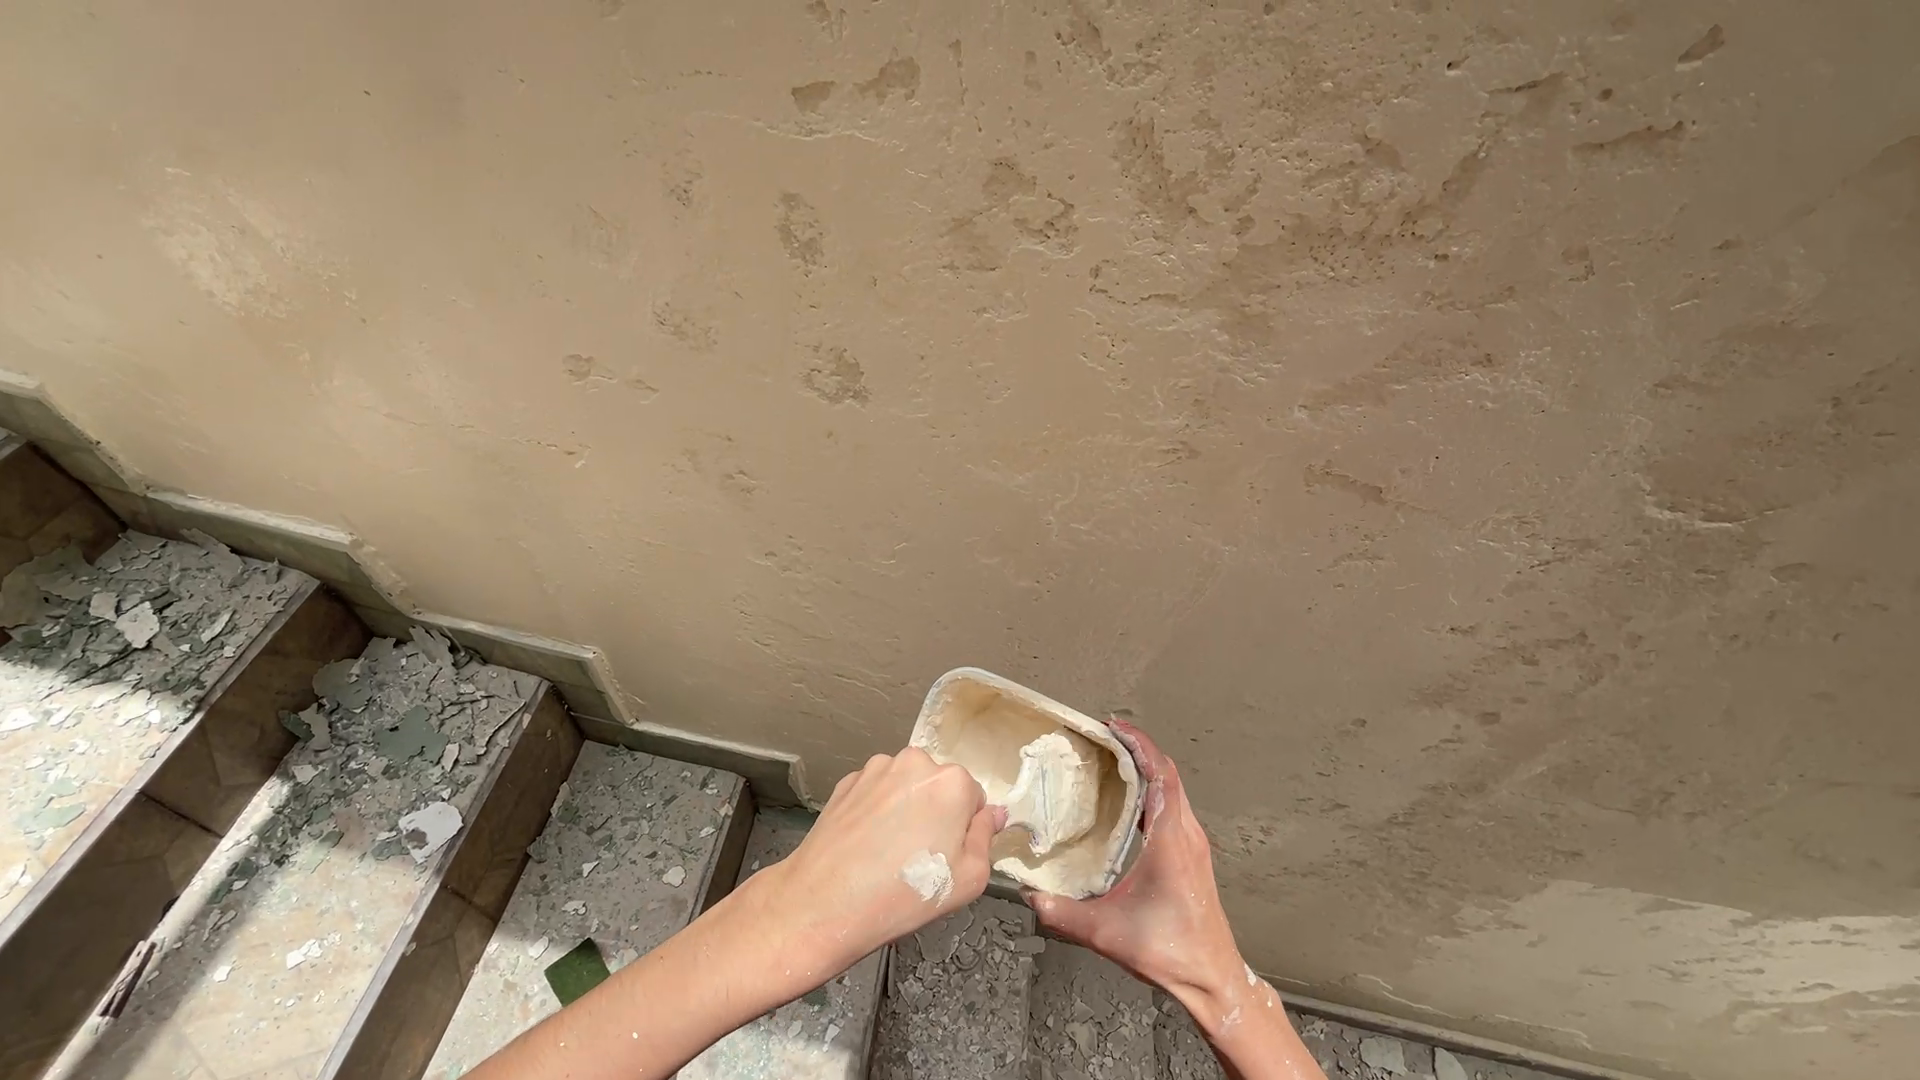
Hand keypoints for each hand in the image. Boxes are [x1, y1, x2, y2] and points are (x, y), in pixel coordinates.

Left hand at [760, 747, 1005, 974]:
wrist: (824, 903)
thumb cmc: (903, 895)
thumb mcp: (968, 879)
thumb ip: (987, 838)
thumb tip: (993, 814)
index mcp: (952, 782)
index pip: (974, 798)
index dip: (966, 829)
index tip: (949, 856)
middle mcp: (915, 762)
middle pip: (939, 786)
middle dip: (937, 813)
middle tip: (921, 856)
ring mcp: (877, 768)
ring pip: (906, 787)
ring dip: (906, 809)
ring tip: (889, 853)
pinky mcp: (847, 780)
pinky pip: (877, 792)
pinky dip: (877, 811)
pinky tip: (867, 845)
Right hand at [1023, 720, 1246, 1008]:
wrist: (1214, 980)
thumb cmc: (1171, 953)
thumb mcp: (1107, 932)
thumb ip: (1063, 912)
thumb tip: (1030, 896)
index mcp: (1171, 841)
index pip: (1160, 774)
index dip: (1139, 745)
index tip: (1114, 726)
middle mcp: (1187, 835)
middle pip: (1168, 773)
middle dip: (1139, 748)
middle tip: (1106, 736)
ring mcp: (1193, 844)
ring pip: (1173, 789)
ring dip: (1148, 767)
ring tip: (1114, 759)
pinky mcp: (1193, 855)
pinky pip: (1174, 806)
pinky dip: (1153, 790)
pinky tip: (1129, 799)